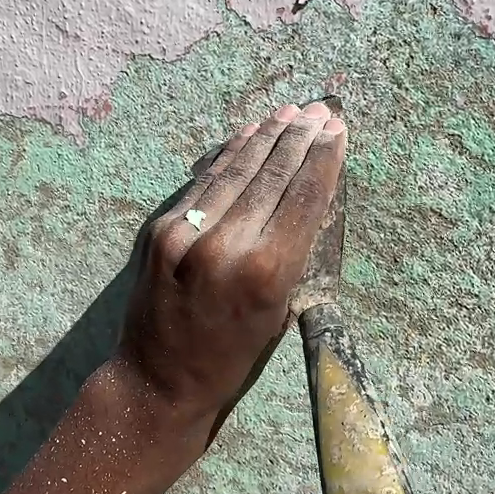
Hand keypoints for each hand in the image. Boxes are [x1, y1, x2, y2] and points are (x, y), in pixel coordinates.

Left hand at [114, 101, 346, 435]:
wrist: (156, 382)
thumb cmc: (234, 357)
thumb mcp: (280, 310)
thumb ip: (293, 249)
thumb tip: (309, 190)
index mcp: (268, 272)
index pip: (305, 197)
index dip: (324, 158)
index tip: (338, 129)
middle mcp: (227, 245)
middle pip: (273, 176)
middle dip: (300, 138)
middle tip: (319, 111)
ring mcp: (187, 232)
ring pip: (237, 170)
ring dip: (266, 137)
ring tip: (290, 112)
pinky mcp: (160, 228)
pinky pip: (204, 182)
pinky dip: (229, 154)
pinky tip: (248, 134)